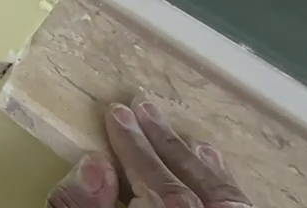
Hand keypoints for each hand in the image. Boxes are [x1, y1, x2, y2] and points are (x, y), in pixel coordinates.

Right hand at [48, 100, 250, 207]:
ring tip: (174, 131)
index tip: (115, 113)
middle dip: (164, 146)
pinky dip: (224, 185)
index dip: (136, 148)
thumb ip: (79, 204)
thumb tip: (95, 162)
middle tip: (141, 108)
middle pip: (193, 192)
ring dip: (196, 163)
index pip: (160, 189)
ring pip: (227, 202)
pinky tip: (208, 162)